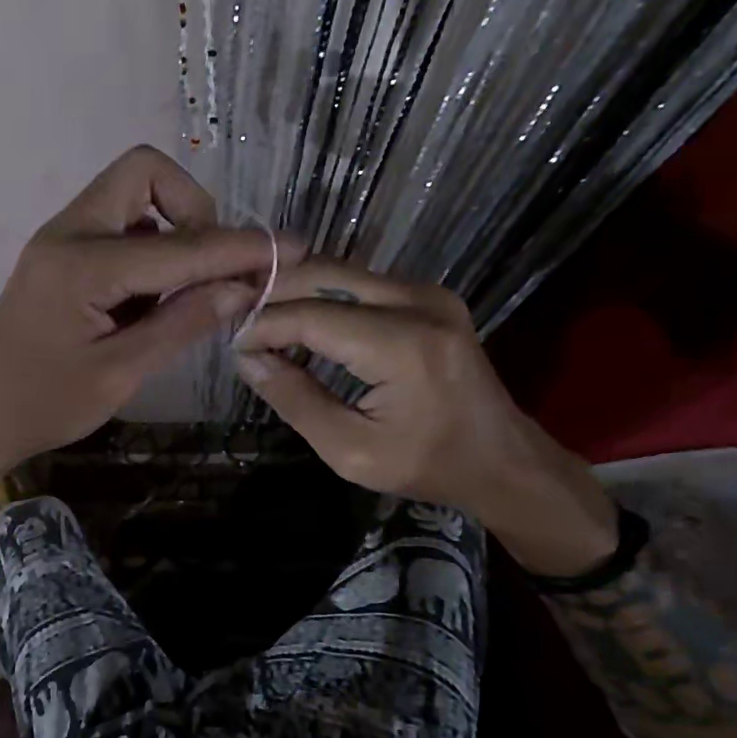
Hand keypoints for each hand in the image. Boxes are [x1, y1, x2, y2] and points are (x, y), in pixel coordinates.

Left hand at [0, 146, 302, 526]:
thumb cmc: (45, 405)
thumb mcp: (122, 372)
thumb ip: (184, 322)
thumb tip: (245, 286)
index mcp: (81, 264)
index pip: (180, 244)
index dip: (239, 247)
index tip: (290, 248)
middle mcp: (68, 232)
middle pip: (144, 173)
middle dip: (194, 208)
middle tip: (213, 264)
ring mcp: (61, 239)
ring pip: (131, 194)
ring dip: (173, 226)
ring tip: (189, 287)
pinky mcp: (62, 254)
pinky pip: (118, 224)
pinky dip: (151, 245)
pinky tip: (157, 294)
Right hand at [234, 260, 618, 575]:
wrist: (502, 459)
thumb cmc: (427, 465)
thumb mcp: (350, 450)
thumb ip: (296, 400)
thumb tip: (248, 359)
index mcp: (403, 345)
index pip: (312, 316)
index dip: (264, 326)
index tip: (234, 347)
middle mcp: (419, 302)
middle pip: (325, 275)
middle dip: (275, 294)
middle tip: (238, 321)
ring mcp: (429, 293)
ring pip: (341, 272)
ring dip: (297, 292)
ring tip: (261, 321)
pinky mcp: (430, 296)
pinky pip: (362, 284)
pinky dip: (324, 297)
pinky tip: (300, 321)